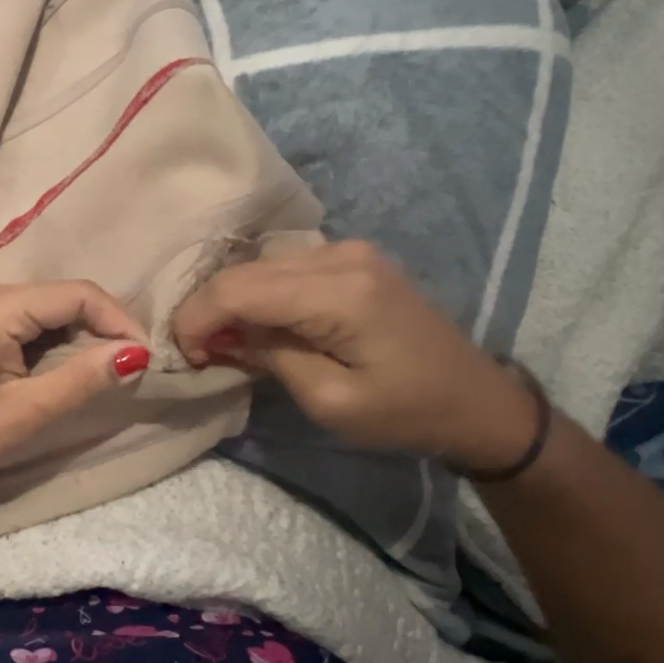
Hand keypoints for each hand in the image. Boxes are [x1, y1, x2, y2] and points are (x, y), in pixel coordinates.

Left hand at [0, 281, 150, 546]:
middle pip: (63, 296)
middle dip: (102, 326)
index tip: (147, 355)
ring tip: (108, 367)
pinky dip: (55, 338)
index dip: (119, 319)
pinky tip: (70, 364)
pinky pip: (28, 317)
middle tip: (132, 364)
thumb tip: (137, 354)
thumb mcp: (25, 412)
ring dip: (81, 333)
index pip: (76, 294)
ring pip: (48, 306)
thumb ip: (82, 379)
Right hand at [172, 241, 534, 468]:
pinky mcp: (353, 257)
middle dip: (209, 309)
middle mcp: (341, 255)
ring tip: (228, 341)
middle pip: (244, 271)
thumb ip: (270, 356)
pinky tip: (260, 323)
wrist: (478, 401)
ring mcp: (349, 250)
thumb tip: (221, 336)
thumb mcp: (329, 401)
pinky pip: (284, 266)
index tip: (186, 356)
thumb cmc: (406, 412)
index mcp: (340, 292)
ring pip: (260, 265)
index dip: (197, 318)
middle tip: (201, 353)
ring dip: (233, 300)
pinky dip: (260, 292)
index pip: (237, 289)